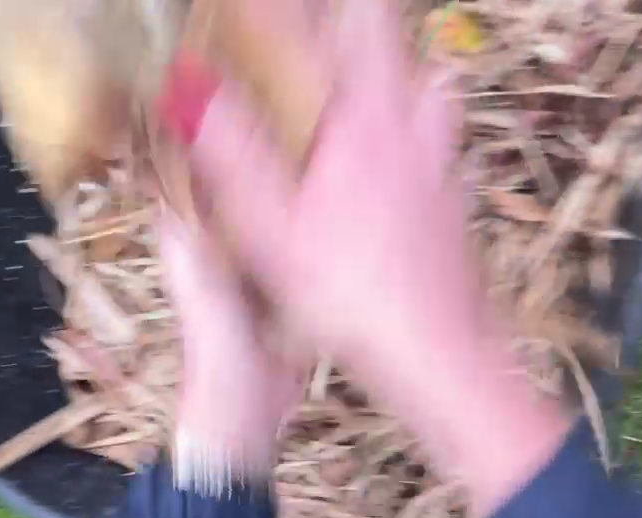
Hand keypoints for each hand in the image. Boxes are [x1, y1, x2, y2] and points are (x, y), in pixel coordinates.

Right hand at [165, 0, 571, 516]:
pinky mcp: (456, 202)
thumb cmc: (357, 302)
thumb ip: (230, 151)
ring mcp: (444, 164)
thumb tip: (185, 84)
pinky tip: (396, 163)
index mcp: (365, 120)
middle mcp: (414, 128)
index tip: (253, 15)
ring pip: (428, 85)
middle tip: (307, 38)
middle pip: (386, 33)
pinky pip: (440, 141)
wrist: (440, 359)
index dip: (289, 8)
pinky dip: (416, 131)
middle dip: (346, 25)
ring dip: (392, 73)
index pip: (331, 19)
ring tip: (352, 89)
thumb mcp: (273, 232)